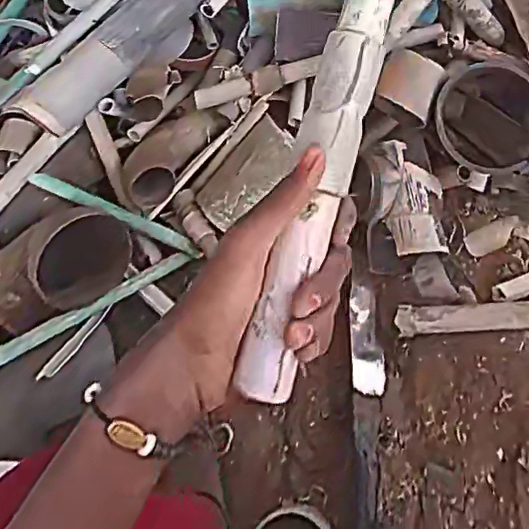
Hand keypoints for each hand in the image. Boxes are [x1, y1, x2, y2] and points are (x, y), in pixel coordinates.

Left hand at [103, 148, 349, 435]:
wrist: (193, 371)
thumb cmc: (209, 305)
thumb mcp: (249, 243)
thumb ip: (284, 201)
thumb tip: (312, 157)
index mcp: (275, 235)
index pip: (323, 218)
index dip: (336, 228)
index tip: (331, 241)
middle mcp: (285, 265)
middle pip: (335, 264)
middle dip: (323, 287)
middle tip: (300, 299)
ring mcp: (288, 301)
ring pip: (332, 303)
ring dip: (315, 322)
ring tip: (287, 330)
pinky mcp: (292, 336)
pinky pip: (323, 336)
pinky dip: (311, 345)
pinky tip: (289, 348)